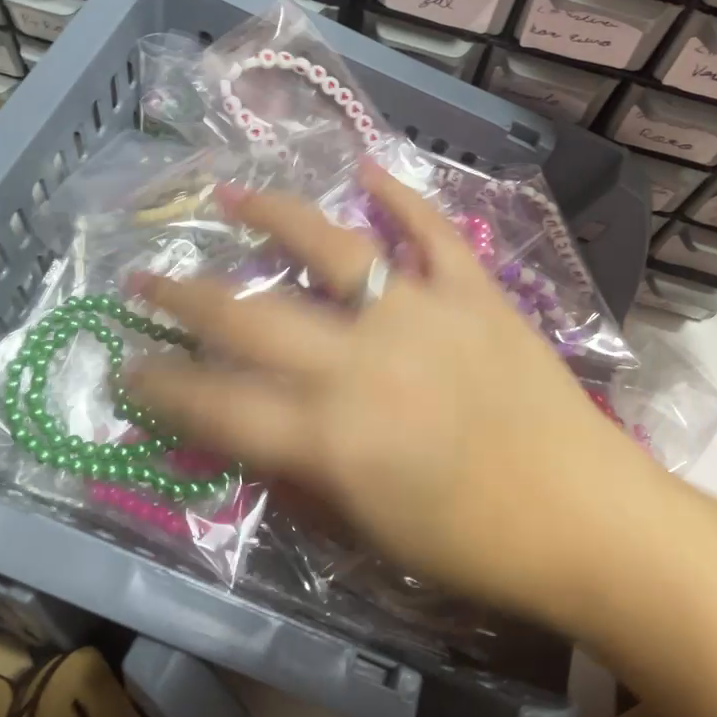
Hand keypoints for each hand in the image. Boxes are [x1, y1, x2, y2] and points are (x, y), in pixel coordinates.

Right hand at [126, 163, 634, 612]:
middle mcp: (362, 363)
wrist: (586, 520)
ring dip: (274, 216)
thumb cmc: (474, 546)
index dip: (162, 384)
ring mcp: (422, 316)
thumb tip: (247, 436)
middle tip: (146, 277)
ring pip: (332, 249)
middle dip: (185, 296)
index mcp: (330, 437)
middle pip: (251, 316)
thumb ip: (299, 476)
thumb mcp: (366, 532)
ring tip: (232, 192)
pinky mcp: (476, 293)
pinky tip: (367, 170)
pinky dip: (401, 197)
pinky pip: (432, 233)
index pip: (216, 404)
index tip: (130, 363)